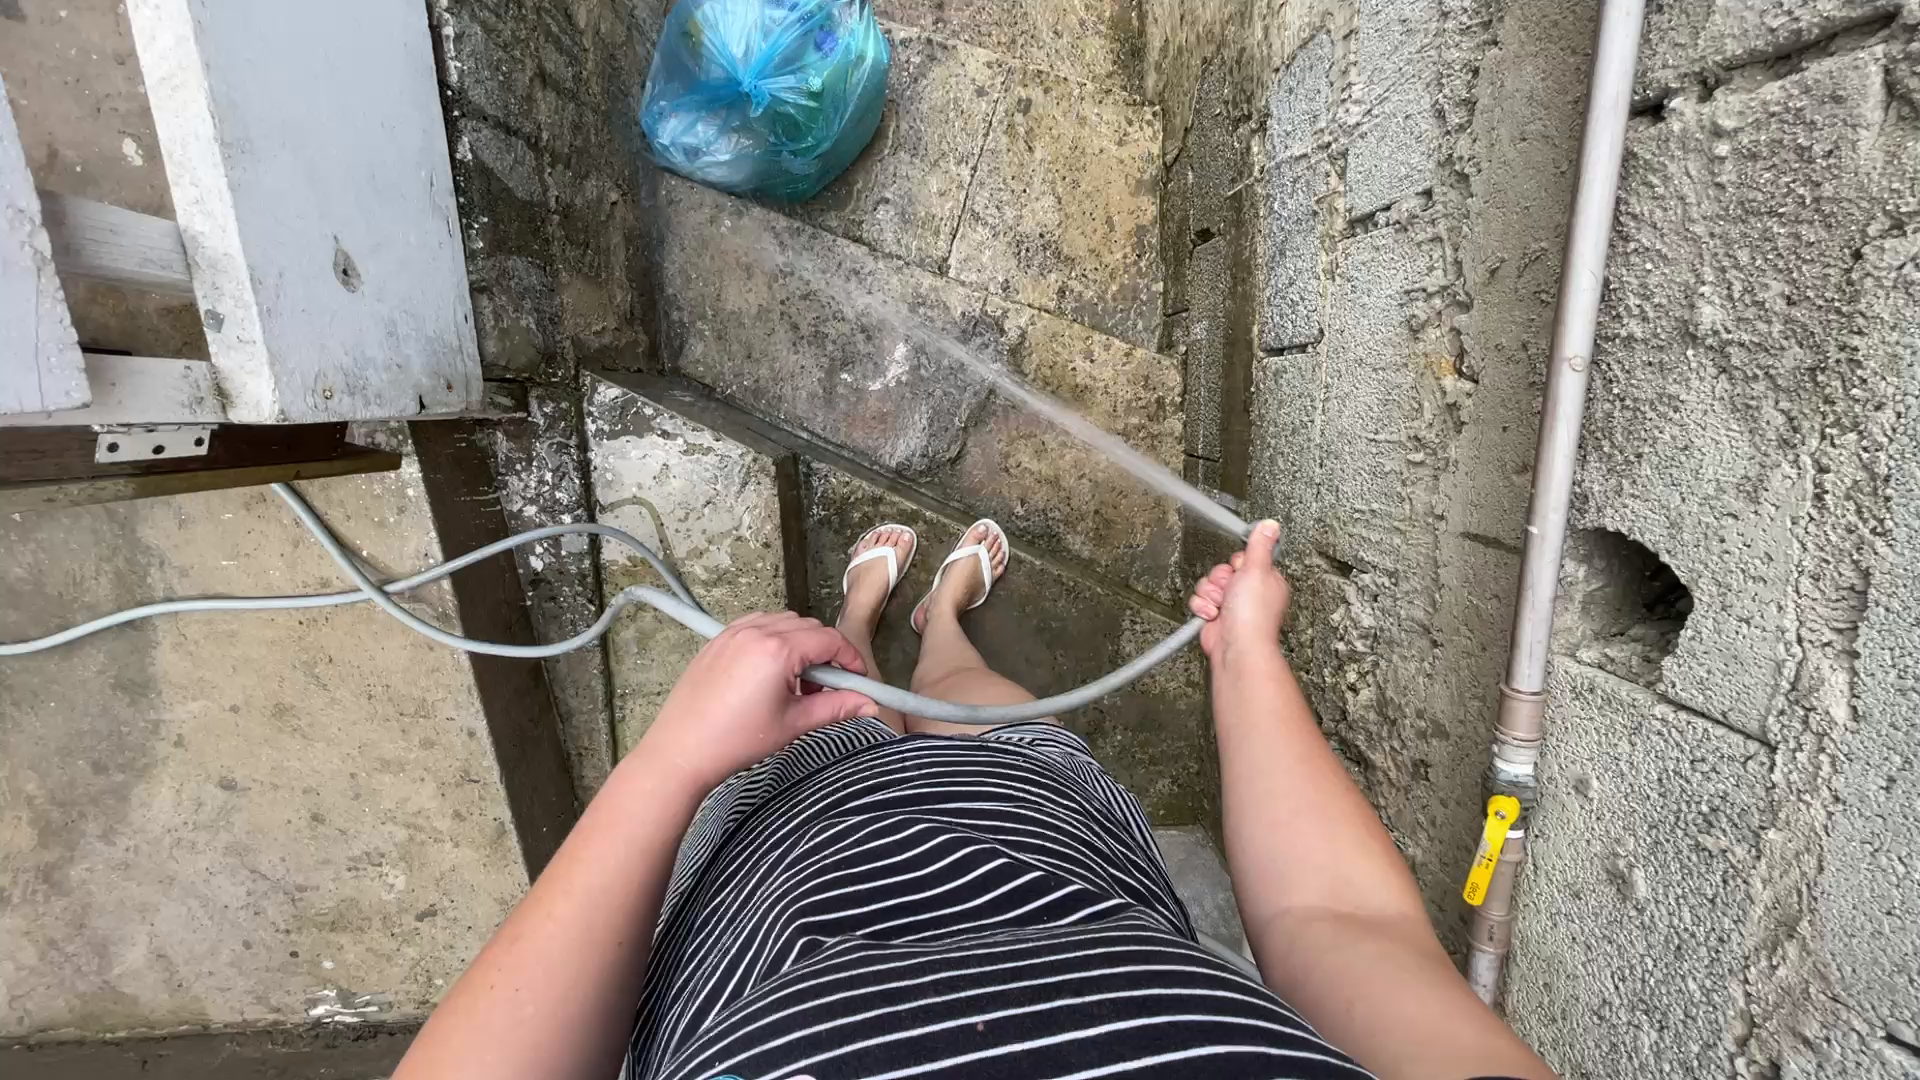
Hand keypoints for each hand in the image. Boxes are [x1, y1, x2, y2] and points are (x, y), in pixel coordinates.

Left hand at [636, 612, 875, 796]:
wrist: (680, 751)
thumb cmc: (737, 740)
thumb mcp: (794, 724)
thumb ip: (836, 707)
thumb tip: (870, 704)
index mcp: (778, 649)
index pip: (830, 640)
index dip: (850, 659)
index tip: (857, 680)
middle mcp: (756, 631)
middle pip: (810, 627)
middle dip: (826, 652)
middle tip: (826, 689)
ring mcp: (734, 632)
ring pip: (784, 622)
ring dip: (800, 643)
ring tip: (796, 683)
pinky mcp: (718, 639)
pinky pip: (758, 624)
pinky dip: (774, 638)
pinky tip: (771, 670)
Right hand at [1188, 520, 1291, 664]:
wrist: (1236, 646)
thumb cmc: (1253, 615)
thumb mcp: (1257, 570)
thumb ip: (1260, 546)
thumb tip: (1270, 525)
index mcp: (1265, 580)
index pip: (1242, 558)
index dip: (1237, 564)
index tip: (1240, 570)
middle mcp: (1248, 592)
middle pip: (1221, 571)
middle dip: (1219, 580)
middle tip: (1229, 590)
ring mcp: (1231, 605)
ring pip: (1208, 585)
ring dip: (1209, 595)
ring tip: (1221, 605)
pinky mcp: (1214, 615)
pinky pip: (1199, 600)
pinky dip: (1202, 607)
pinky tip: (1213, 614)